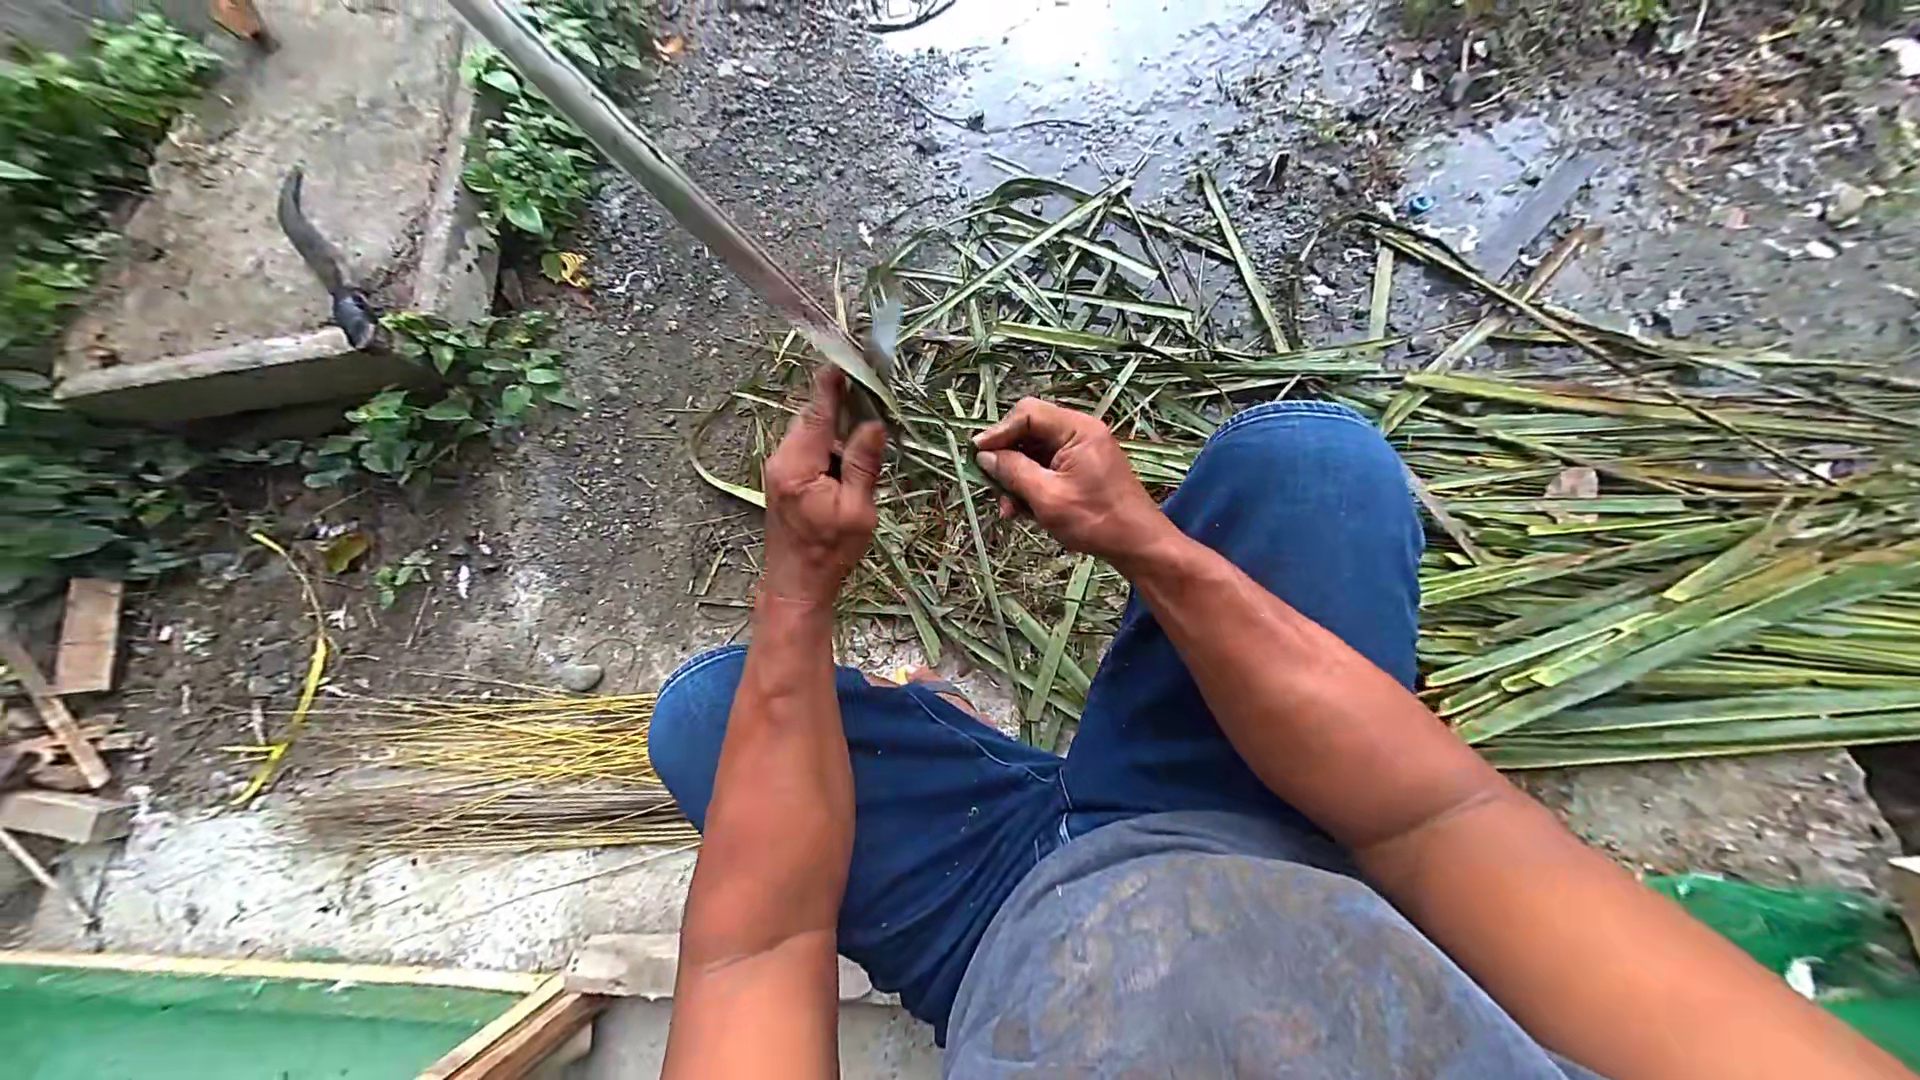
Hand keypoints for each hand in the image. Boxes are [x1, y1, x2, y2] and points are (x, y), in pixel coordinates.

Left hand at [760, 366, 886, 605]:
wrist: (796, 584)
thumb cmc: (829, 553)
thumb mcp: (857, 510)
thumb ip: (863, 464)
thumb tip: (873, 424)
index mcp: (797, 464)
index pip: (817, 412)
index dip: (833, 383)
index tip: (848, 358)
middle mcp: (781, 459)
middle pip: (813, 418)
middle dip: (841, 406)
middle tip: (873, 399)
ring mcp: (778, 468)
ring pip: (811, 432)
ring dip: (837, 428)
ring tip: (867, 431)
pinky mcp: (782, 477)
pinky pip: (808, 448)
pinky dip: (829, 445)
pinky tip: (849, 458)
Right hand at [972, 397, 1170, 562]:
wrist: (1137, 545)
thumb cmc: (1096, 520)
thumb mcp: (1047, 497)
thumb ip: (1013, 471)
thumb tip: (984, 455)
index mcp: (1078, 429)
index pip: (1028, 413)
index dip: (998, 432)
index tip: (977, 455)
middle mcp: (1080, 433)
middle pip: (1028, 432)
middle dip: (1007, 461)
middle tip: (993, 488)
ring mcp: (1080, 452)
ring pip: (1033, 454)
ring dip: (1017, 480)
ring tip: (1011, 510)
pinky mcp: (1079, 470)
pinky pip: (1045, 469)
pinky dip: (1031, 488)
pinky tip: (1024, 511)